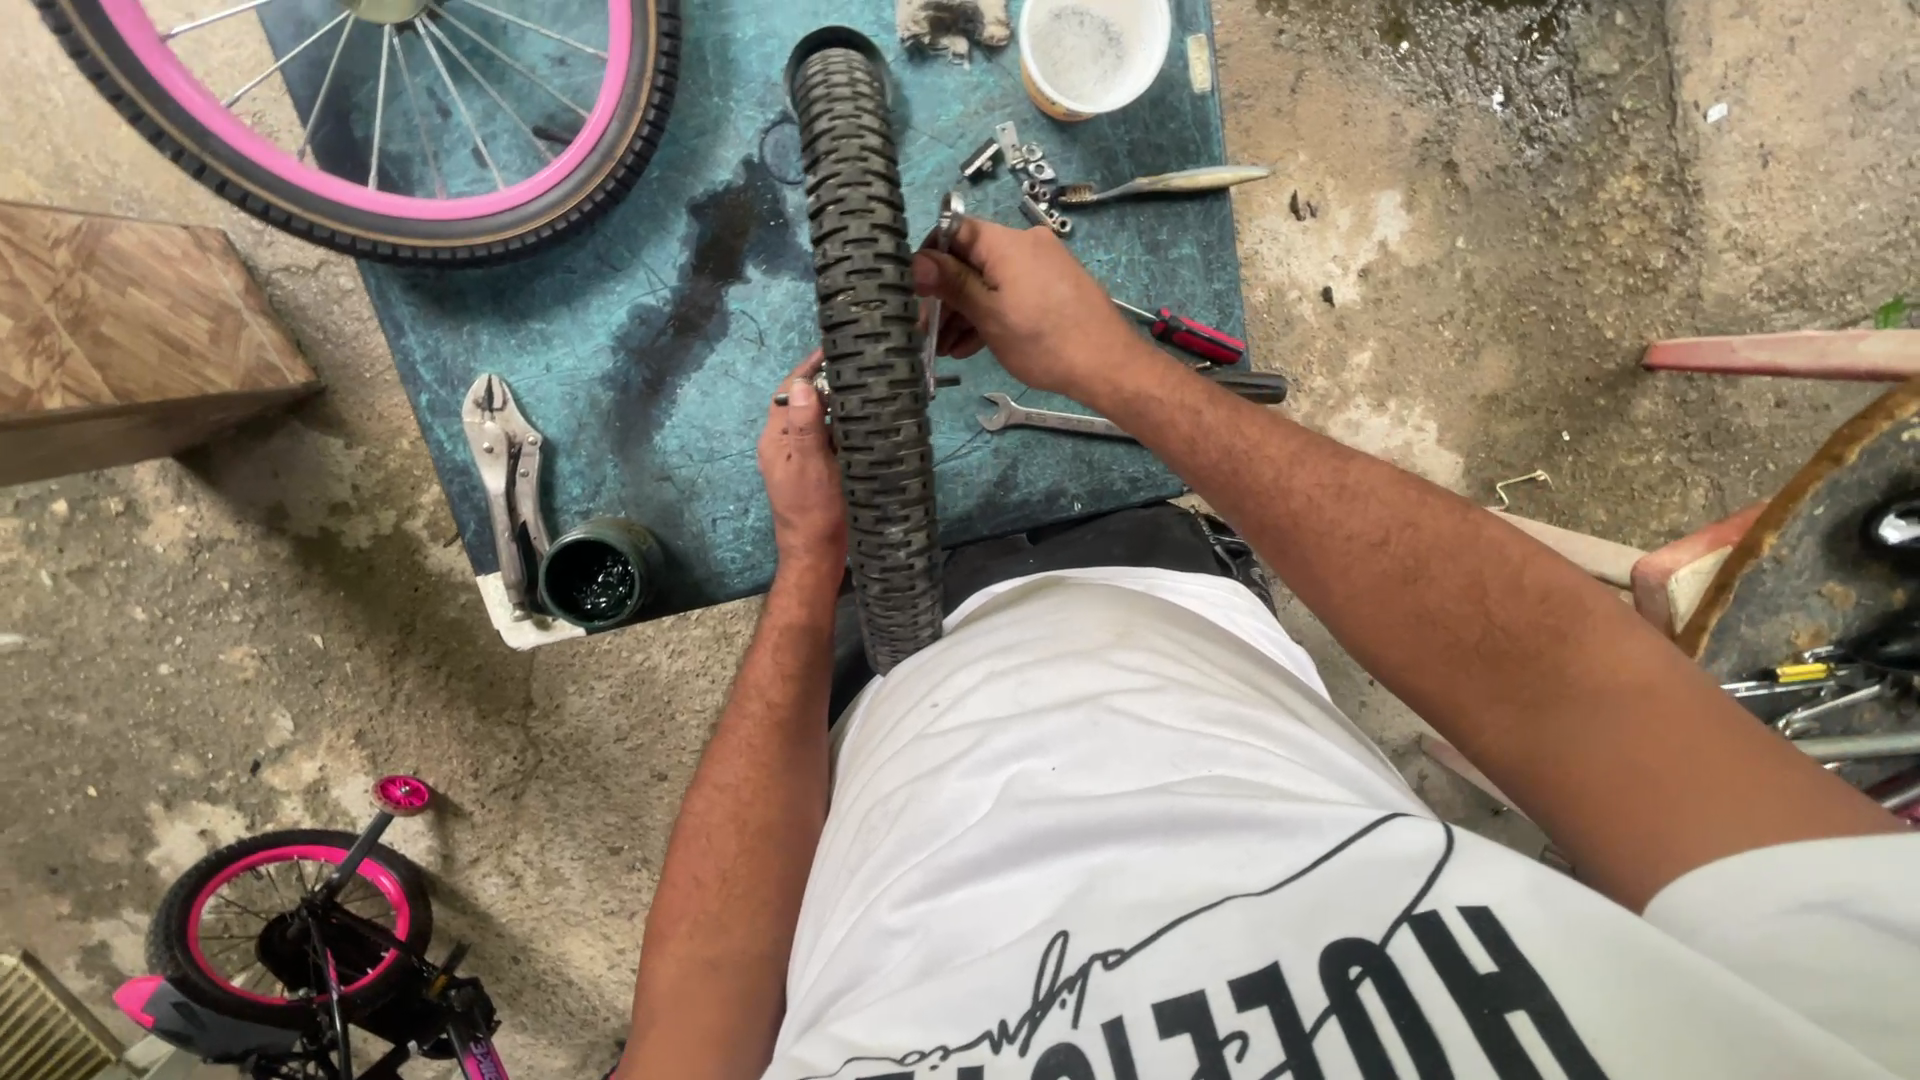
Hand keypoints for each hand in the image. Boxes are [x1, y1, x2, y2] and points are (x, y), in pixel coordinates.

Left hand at [757, 351, 845, 588]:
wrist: (817, 555)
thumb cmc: (813, 511)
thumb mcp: (810, 465)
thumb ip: (805, 426)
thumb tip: (805, 384)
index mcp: (776, 440)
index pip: (789, 392)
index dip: (809, 369)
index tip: (834, 349)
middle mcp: (784, 445)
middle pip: (803, 402)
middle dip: (826, 382)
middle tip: (858, 364)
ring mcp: (800, 459)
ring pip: (817, 420)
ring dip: (837, 403)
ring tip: (866, 385)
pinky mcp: (817, 471)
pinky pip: (828, 438)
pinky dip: (844, 425)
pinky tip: (865, 421)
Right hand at [912, 217, 1147, 401]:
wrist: (1106, 365)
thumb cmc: (1042, 341)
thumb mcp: (988, 315)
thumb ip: (951, 285)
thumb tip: (916, 261)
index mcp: (1005, 242)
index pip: (954, 231)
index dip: (929, 259)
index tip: (914, 294)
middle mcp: (1025, 245)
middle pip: (971, 261)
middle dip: (945, 297)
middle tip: (926, 334)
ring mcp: (1042, 267)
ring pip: (990, 282)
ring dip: (964, 313)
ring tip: (945, 349)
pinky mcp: (1053, 289)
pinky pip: (1010, 293)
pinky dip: (990, 315)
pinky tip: (970, 346)